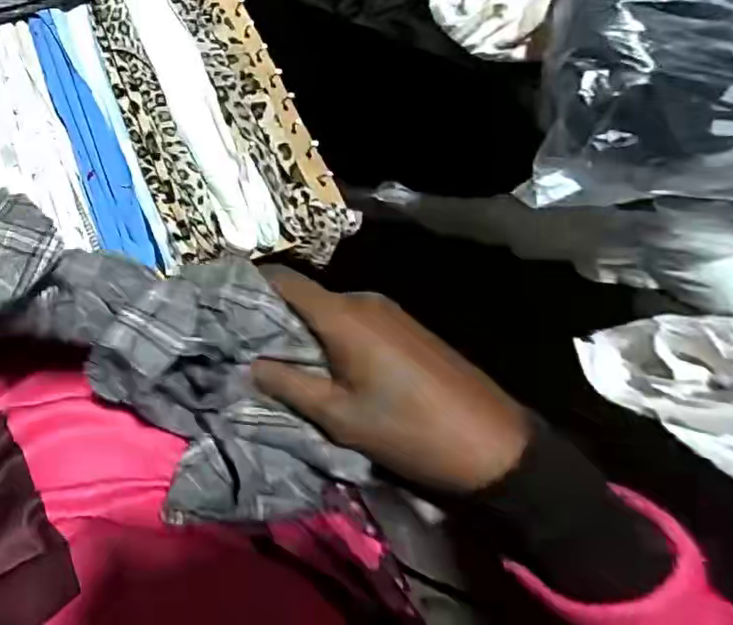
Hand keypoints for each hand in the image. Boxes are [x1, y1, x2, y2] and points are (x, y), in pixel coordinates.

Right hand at [252, 269, 532, 493]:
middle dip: (276, 315)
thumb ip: (287, 384)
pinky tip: (335, 363)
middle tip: (255, 343)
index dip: (249, 284)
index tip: (225, 302)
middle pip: (304, 295)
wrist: (507, 454)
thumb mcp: (340, 417)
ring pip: (330, 308)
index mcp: (342, 315)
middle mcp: (364, 300)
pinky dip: (335, 333)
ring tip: (292, 358)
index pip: (281, 279)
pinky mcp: (409, 327)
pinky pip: (356, 319)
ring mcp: (391, 312)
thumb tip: (248, 364)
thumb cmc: (412, 432)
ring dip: (307, 328)